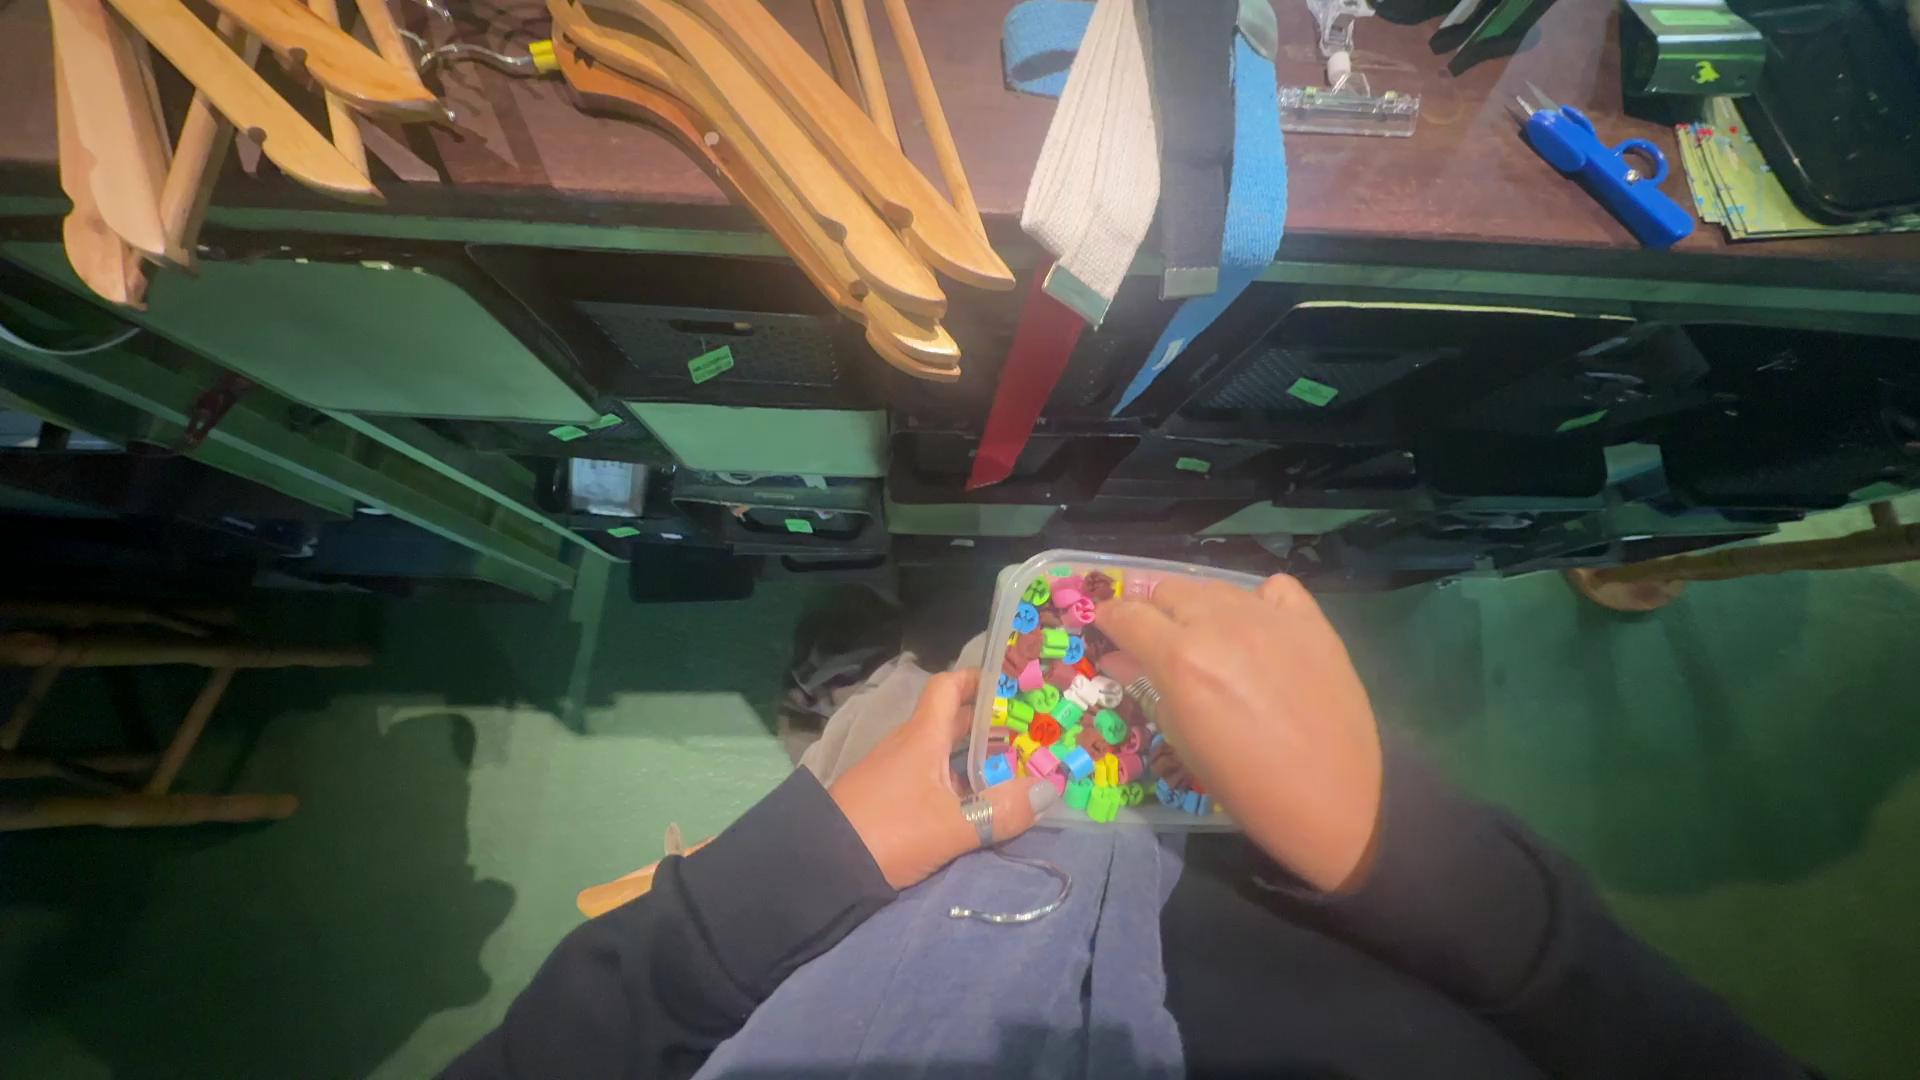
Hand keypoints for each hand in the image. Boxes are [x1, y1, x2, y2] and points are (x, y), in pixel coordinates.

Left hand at [827, 669, 1058, 889]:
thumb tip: (1051, 789)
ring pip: (945, 752)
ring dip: (977, 756)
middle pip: (953, 721)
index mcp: (923, 736)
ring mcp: (899, 772)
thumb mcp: (949, 826)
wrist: (819, 867)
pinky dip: (960, 782)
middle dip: (990, 723)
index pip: (949, 687)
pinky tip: (982, 803)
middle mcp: (911, 746)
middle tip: (1031, 730)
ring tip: (1019, 767)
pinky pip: (934, 778)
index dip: (977, 678)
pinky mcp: (892, 800)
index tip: (1011, 683)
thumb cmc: (887, 830)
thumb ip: (1000, 811)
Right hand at [1096, 575, 1382, 891]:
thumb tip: (1121, 660)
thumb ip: (1148, 687)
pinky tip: (1256, 629)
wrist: (1342, 802)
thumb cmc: (1248, 787)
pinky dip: (1253, 601)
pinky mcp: (1309, 620)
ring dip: (1197, 608)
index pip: (1127, 616)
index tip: (1104, 628)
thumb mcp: (1182, 740)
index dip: (1108, 619)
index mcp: (1181, 659)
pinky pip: (1269, 589)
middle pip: (1167, 591)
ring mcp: (1269, 617)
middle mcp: (1220, 625)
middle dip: (1151, 613)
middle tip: (1155, 642)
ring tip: (1205, 638)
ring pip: (1212, 587)